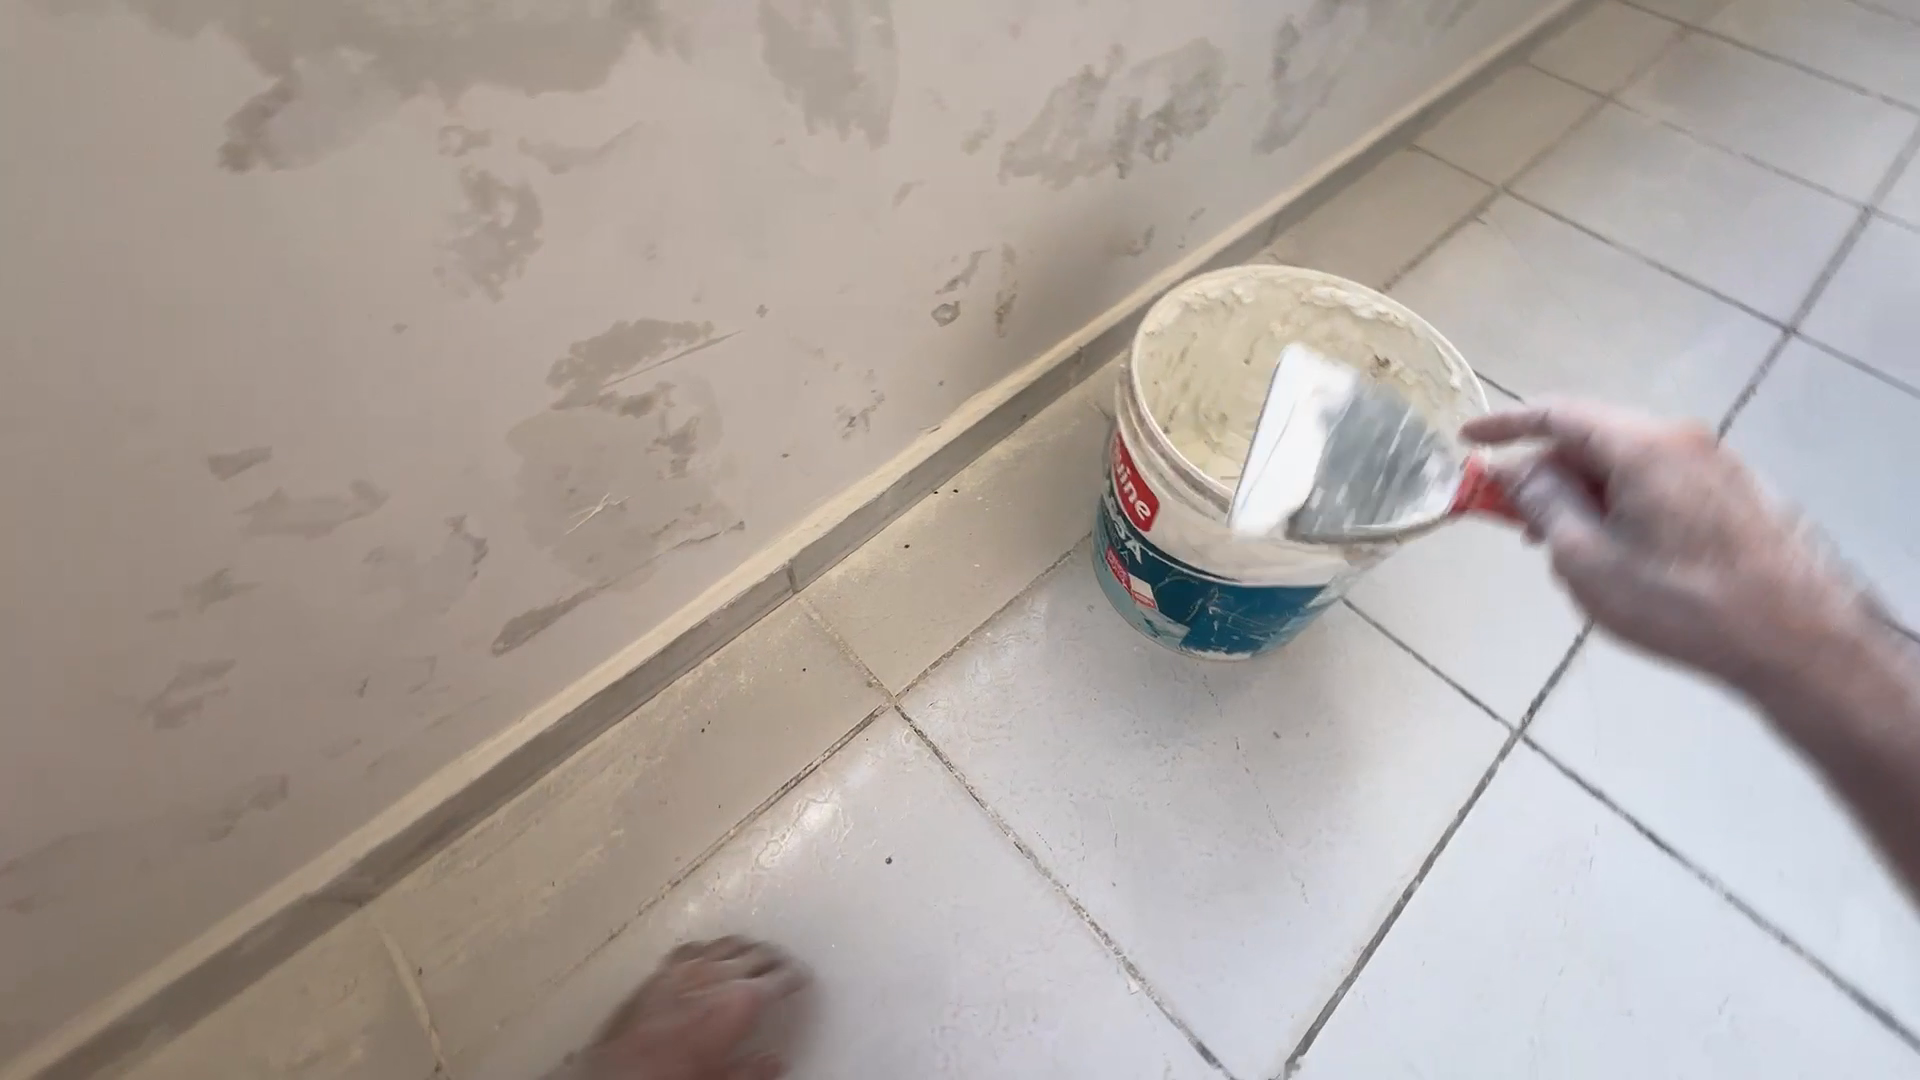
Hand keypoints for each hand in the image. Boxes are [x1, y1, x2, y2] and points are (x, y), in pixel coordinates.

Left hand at [575, 938, 806, 1079]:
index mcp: (741, 1003)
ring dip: (748, 949)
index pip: (780, 978)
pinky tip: (711, 959)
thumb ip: (752, 1072)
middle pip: (760, 953)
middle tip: (784, 968)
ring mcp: (691, 966)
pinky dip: (712, 950)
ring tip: (754, 957)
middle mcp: (721, 974)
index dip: (795, 976)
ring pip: (732, 943)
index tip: (802, 978)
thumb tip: (778, 1060)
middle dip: (776, 959)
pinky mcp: (664, 968)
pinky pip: (698, 947)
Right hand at [1462, 402, 1873, 692]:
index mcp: (1643, 448)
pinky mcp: (1731, 495)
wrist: (1799, 646)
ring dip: (1574, 491)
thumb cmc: (1675, 601)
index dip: (1504, 424)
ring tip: (1552, 540)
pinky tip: (1602, 545)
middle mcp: (1683, 443)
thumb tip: (1514, 468)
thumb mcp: (1582, 555)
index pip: (1558, 415)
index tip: (1465, 440)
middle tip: (1506, 514)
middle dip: (1539, 470)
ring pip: (1619, 463)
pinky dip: (1610, 500)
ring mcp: (1714, 468)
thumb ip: (1542, 501)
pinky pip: (1650, 481)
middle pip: (1588, 439)